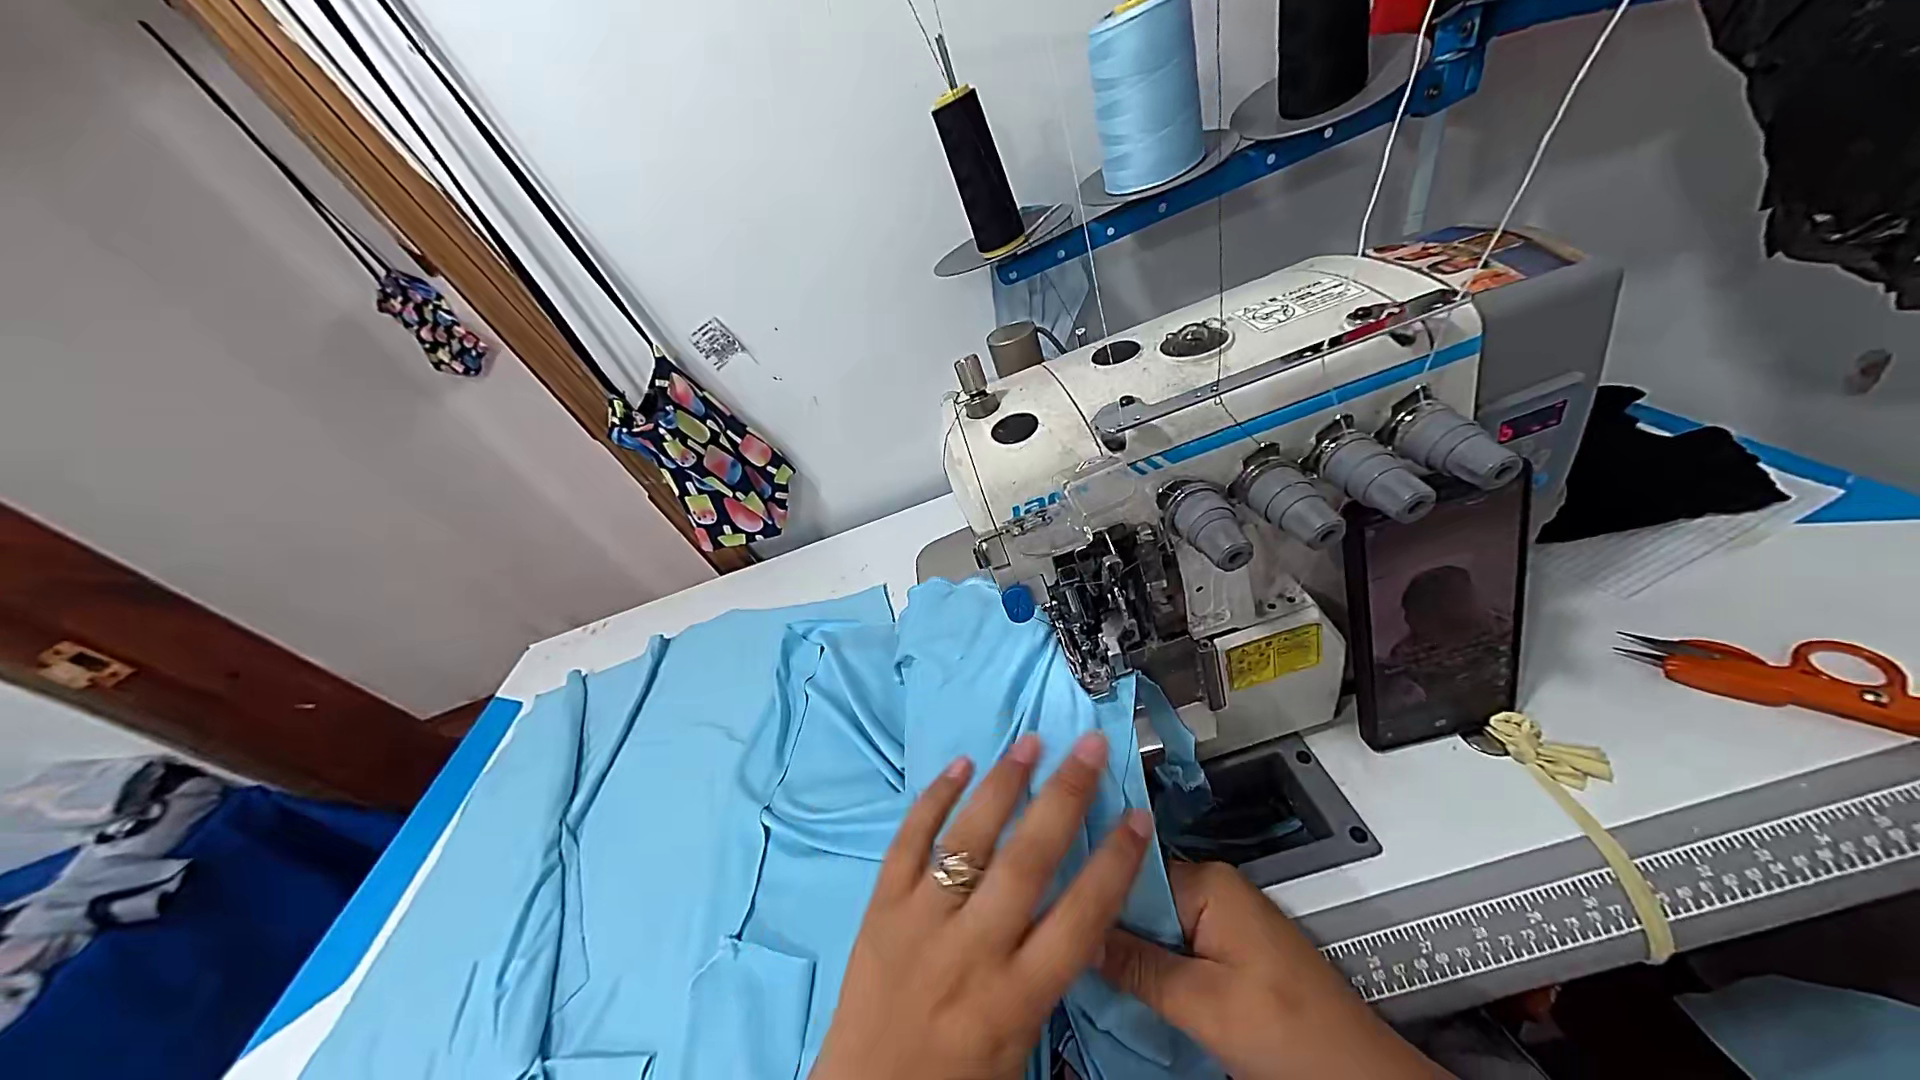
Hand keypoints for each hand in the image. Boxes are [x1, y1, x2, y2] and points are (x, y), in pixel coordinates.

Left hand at [810, 732, 1153, 1079]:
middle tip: (1089, 748)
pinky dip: (933, 800)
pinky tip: (959, 765)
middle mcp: (971, 950)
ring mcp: (920, 922)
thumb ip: (1046, 972)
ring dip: (1002, 785)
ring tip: (1030, 743)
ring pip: (969, 840)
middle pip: (1028, 861)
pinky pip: (907, 843)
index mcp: (1016, 997)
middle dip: (1064, 798)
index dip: (1115, 862)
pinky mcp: (880, 909)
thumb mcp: (1020, 1039)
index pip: (1081, 918)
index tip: (1138, 816)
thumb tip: (1076, 903)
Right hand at [1100, 861, 1450, 1079]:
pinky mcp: (1227, 945)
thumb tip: (1076, 934)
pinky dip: (1154, 963)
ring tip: (1089, 966)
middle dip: (1109, 927)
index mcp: (1207, 882)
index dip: (1092, 896)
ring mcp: (1222, 916)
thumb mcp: (1202, 1004)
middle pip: (1140, 897)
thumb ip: (1138, 966)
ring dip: (1130, 949)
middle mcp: (1213, 887)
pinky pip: (1175, 942)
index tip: (1052, 911)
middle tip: (1066, 949)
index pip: (1130, 874)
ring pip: (1155, 924)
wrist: (1361, 1078)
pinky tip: (1130, 982)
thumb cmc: (1288, 1033)